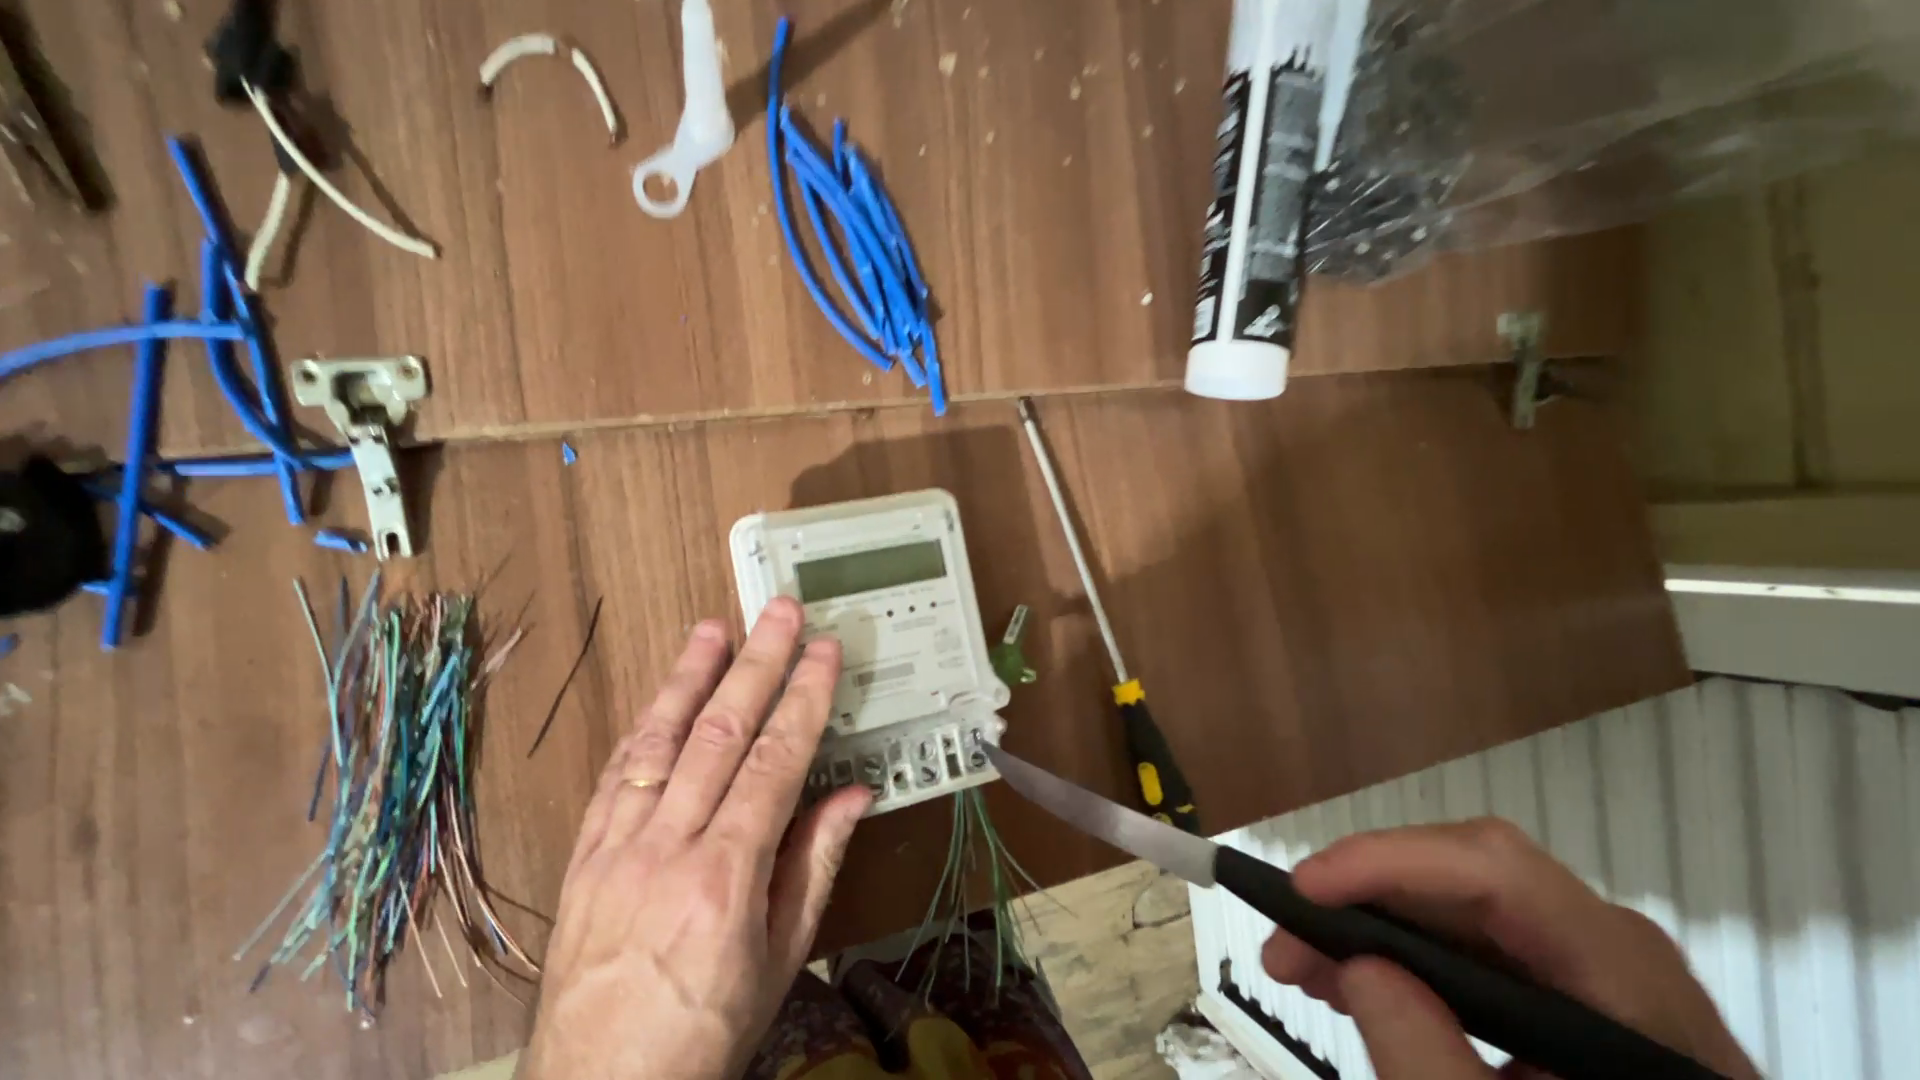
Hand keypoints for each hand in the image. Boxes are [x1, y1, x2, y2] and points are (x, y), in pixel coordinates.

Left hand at [518, 599, 872, 1079]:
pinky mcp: (583, 858)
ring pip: (658, 741)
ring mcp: (615, 849)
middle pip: (718, 733)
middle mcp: (665, 849)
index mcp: (725, 877)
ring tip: (713, 628)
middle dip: (755, 664)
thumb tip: (852, 795)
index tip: (822, 653)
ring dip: (688, 676)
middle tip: (778, 612)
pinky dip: (643, 727)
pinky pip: (615, 776)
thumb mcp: (779, 959)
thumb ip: (813, 865)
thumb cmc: (704, 1034)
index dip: (803, 699)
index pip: (774, 762)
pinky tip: (661, 696)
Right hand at [1260, 819, 1757, 1079]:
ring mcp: (1593, 958)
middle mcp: (1617, 948)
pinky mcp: (1566, 978)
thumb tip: (1358, 965)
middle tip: (1283, 948)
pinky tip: (1354, 975)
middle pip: (1470, 874)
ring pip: (1458, 897)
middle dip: (1361, 895)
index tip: (1302, 891)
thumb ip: (1432, 1065)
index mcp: (1635, 990)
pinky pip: (1469, 935)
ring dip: (1369, 919)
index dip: (1391, 863)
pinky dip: (1401, 946)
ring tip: (1300, 967)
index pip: (1503, 875)